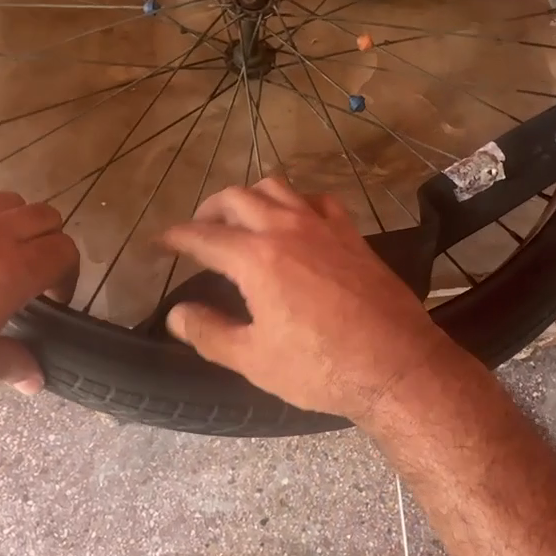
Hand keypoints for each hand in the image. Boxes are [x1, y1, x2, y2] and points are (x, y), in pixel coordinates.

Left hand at [0, 192, 76, 438]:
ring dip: (9, 224)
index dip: (66, 274)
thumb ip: (11, 363)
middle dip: (45, 243)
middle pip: (41, 215)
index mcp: (9, 273)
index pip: (63, 250)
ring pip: (1, 200)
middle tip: (29, 275)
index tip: (51, 298)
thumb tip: (36, 376)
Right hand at [159, 178, 460, 423]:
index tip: (160, 242)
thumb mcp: (254, 360)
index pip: (203, 236)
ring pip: (276, 187)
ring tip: (241, 219)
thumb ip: (209, 333)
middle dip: (209, 210)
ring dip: (250, 197)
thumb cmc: (320, 368)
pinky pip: (316, 199)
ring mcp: (321, 225)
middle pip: (236, 198)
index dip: (176, 237)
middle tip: (199, 231)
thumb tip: (176, 314)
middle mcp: (285, 228)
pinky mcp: (350, 233)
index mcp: (255, 258)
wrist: (395, 363)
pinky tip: (295, 220)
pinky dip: (295, 202)